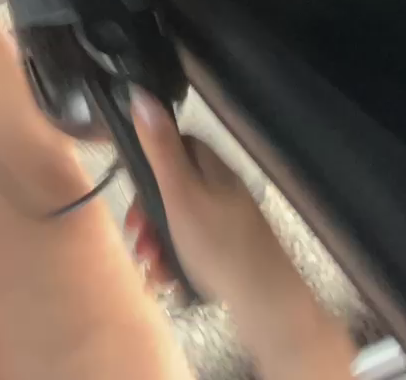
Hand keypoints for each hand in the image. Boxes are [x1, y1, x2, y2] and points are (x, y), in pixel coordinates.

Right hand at [126, 97, 308, 314]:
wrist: (271, 310)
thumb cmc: (220, 246)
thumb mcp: (179, 192)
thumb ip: (158, 146)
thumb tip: (141, 95)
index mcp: (211, 168)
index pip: (173, 144)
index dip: (147, 161)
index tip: (133, 184)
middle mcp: (220, 189)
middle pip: (170, 186)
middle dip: (147, 212)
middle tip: (136, 234)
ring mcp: (227, 221)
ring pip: (177, 219)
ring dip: (156, 240)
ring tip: (149, 265)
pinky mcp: (229, 252)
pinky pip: (191, 246)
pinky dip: (174, 259)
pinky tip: (166, 277)